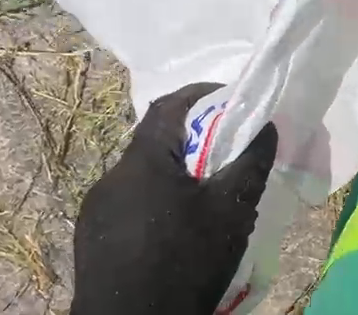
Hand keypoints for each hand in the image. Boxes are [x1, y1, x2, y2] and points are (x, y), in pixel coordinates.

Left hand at [71, 83, 277, 314]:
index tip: (233, 101)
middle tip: (230, 154)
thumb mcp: (234, 207)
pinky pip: (131, 201)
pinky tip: (179, 227)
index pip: (169, 106)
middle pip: (157, 141)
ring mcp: (95, 214)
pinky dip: (159, 198)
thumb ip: (253, 157)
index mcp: (140, 164)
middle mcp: (109, 181)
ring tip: (209, 194)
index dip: (202, 93)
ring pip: (144, 174)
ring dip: (177, 172)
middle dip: (196, 138)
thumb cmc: (186, 262)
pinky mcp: (91, 242)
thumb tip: (266, 125)